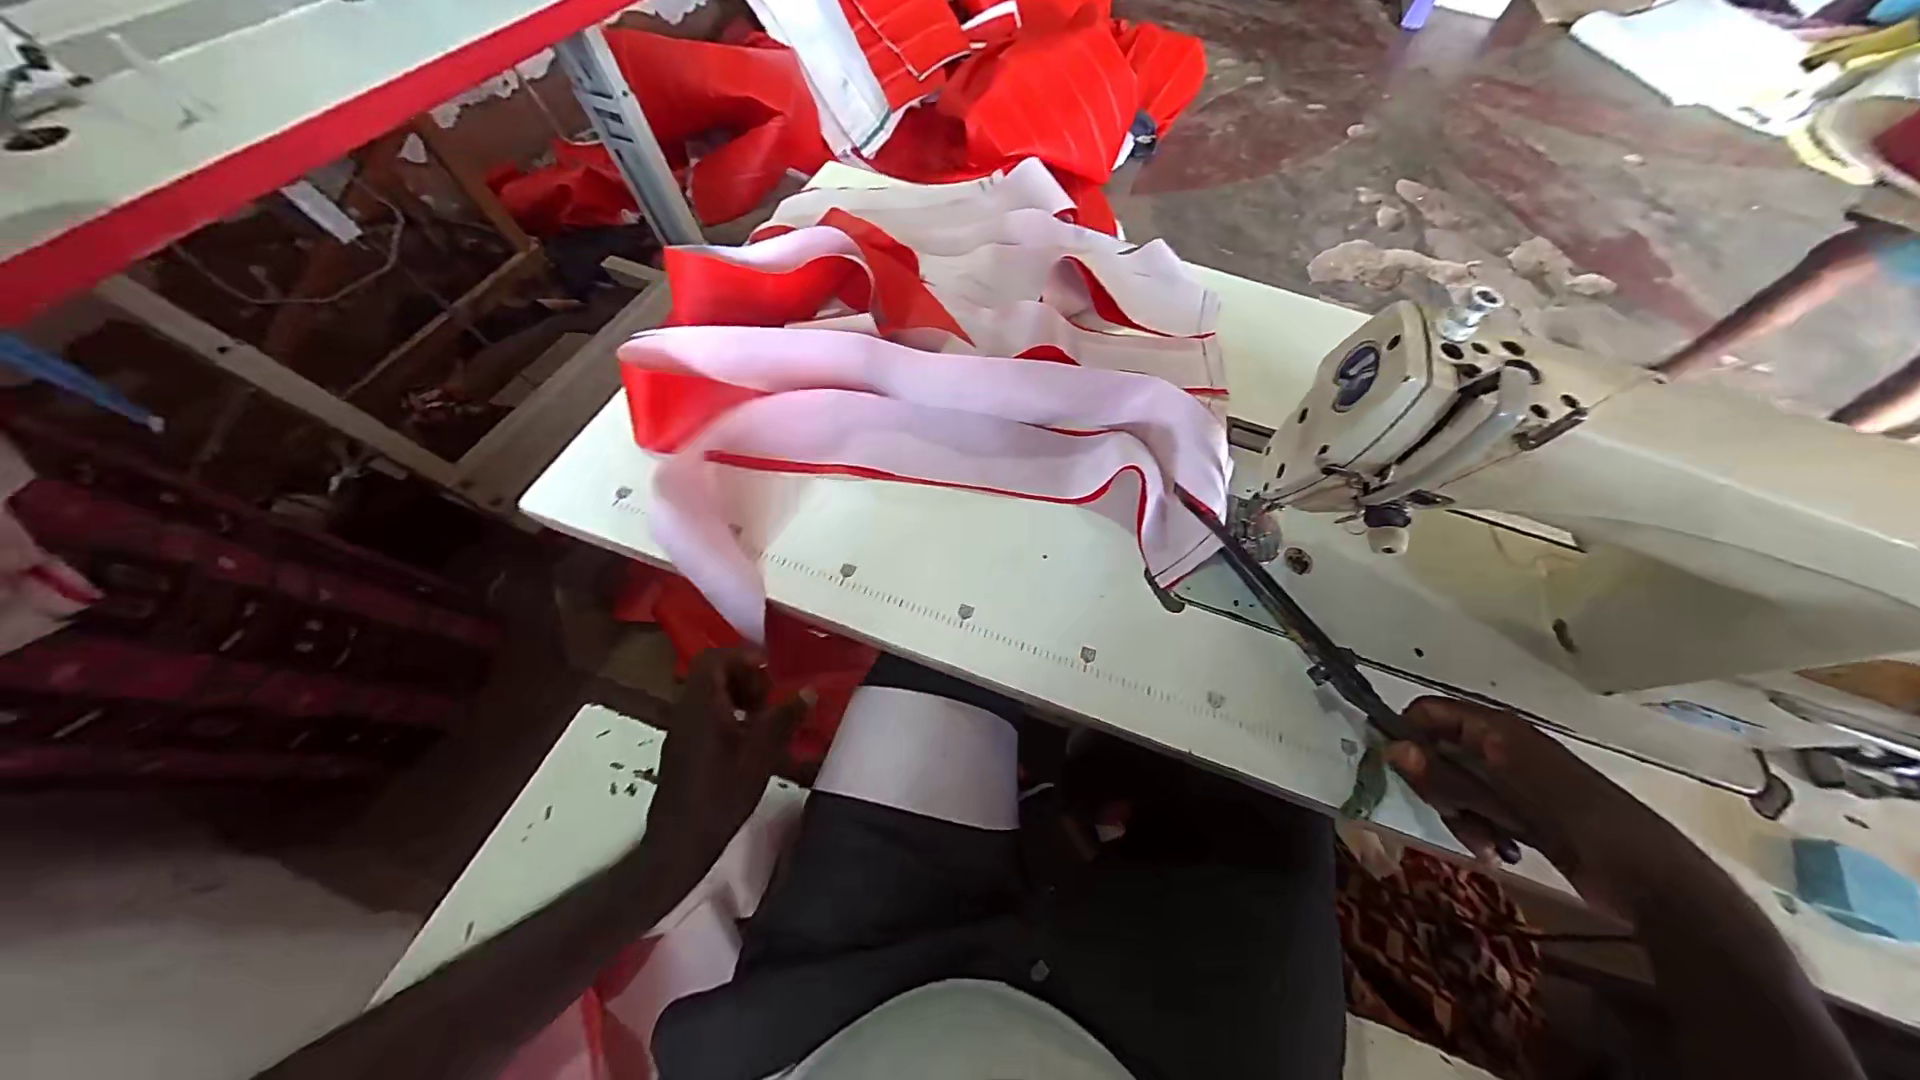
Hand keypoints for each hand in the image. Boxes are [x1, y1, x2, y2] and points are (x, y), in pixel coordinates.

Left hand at [641, 648, 812, 875]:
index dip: (743, 657)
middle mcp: (686, 711)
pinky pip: (706, 716)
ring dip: (738, 697)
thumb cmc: (722, 793)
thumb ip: (785, 717)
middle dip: (744, 678)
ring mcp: (681, 731)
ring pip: (709, 696)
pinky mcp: (683, 749)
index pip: (715, 659)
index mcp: (701, 704)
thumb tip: (808, 691)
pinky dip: (729, 716)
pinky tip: (750, 742)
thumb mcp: (762, 752)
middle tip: (769, 697)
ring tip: (764, 718)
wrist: (681, 842)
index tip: (770, 671)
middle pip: (712, 674)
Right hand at [1384, 696, 1664, 913]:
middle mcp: (1501, 746)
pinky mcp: (1524, 808)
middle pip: (1437, 750)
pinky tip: (1498, 849)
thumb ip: (1445, 777)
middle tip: (1451, 814)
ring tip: (1483, 842)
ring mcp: (1514, 778)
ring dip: (1459, 813)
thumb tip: (1391, 749)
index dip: (1408, 736)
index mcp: (1498, 731)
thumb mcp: (1504, 803)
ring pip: (1456, 784)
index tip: (1403, 773)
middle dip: (1437, 786)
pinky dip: (1480, 826)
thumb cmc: (1581, 828)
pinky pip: (1479, 807)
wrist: (1658, 882)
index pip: (1428, 713)